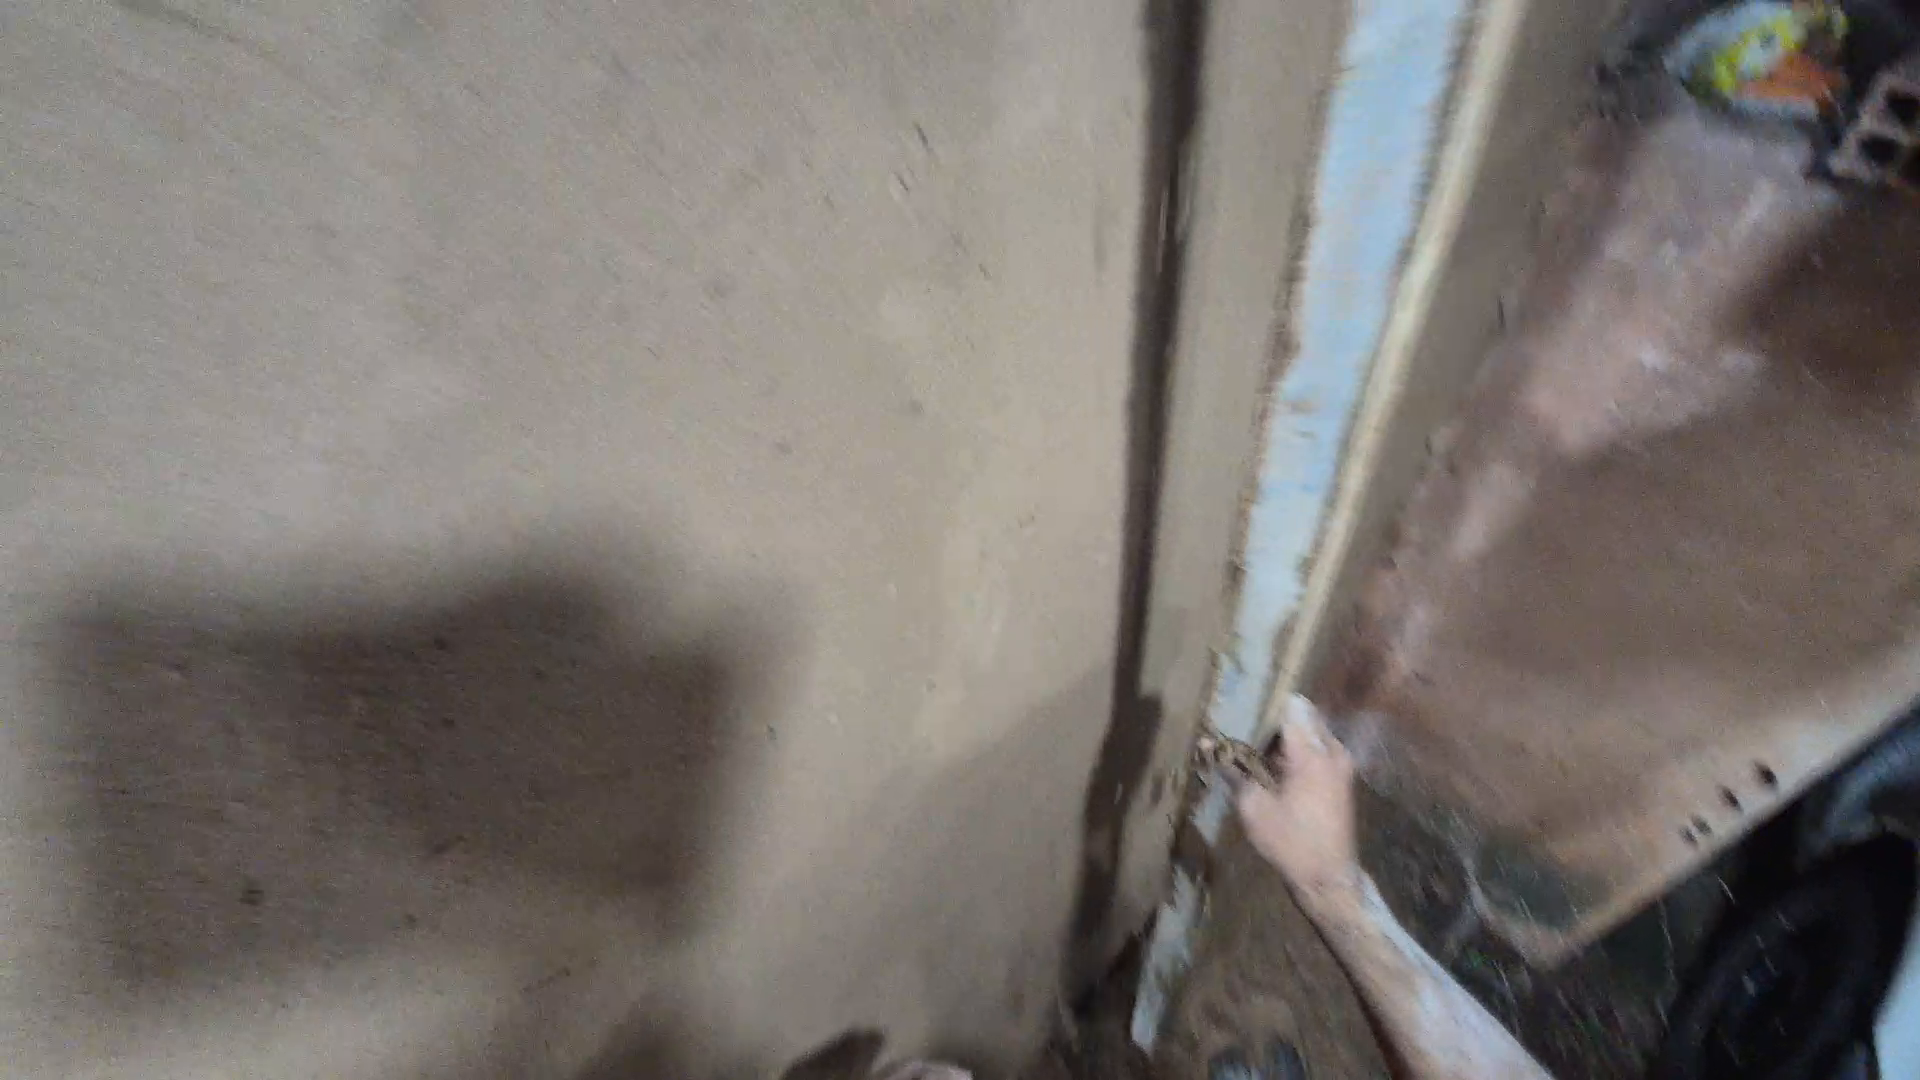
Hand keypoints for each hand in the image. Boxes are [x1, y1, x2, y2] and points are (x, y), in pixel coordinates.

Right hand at [1235, 694, 1361, 906]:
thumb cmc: (1289, 841)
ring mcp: (1341, 764)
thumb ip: (1231, 769)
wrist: (1328, 880)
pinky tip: (1269, 758)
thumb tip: (1205, 743)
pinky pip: (1317, 746)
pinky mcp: (1340, 777)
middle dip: (1273, 714)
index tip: (1240, 699)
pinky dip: (1295, 746)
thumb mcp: (1252, 806)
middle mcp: (1332, 751)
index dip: (1264, 701)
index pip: (1290, 707)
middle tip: (1242, 719)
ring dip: (1284, 732)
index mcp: (1312, 754)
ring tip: (1251, 737)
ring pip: (1310, 730)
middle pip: (1302, 714)